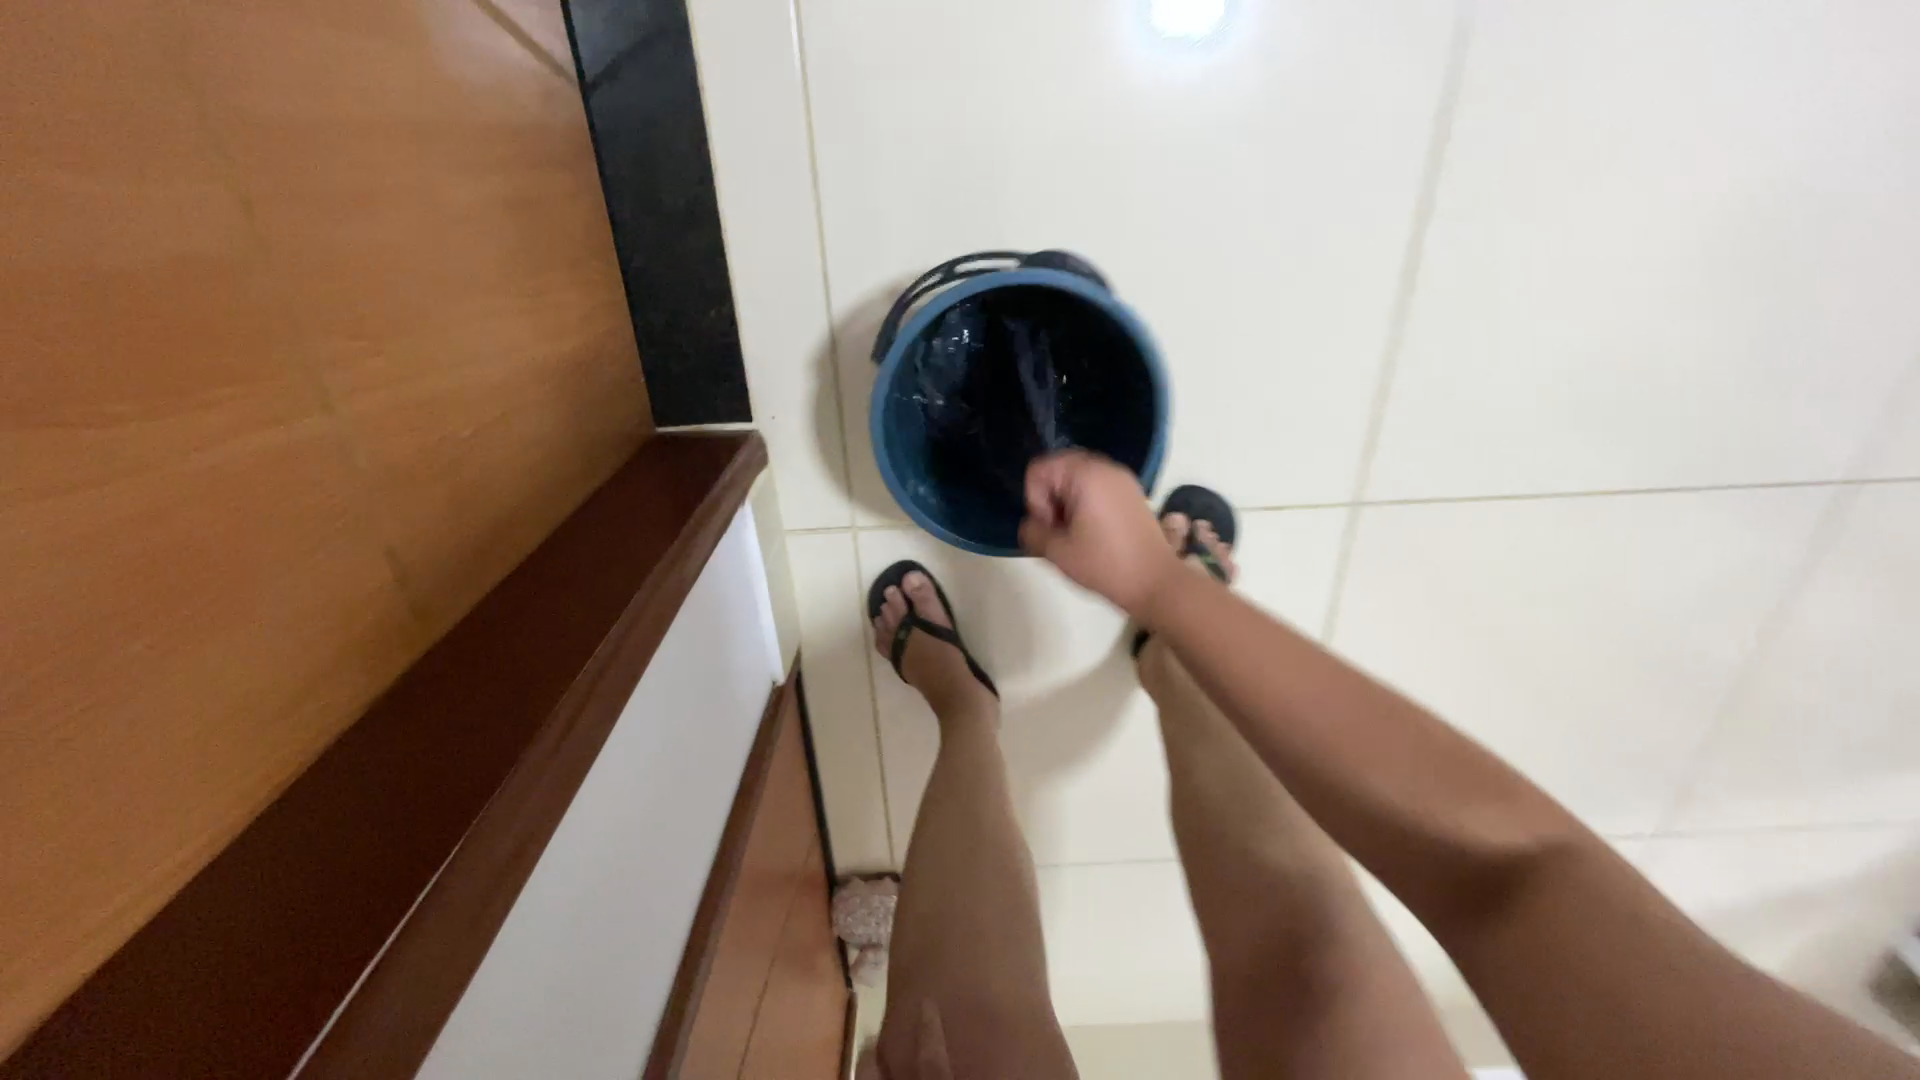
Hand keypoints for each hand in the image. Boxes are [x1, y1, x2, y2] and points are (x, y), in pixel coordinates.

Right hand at [1020, 450, 1182, 616]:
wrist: (1156, 583)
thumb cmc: (1105, 565)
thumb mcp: (1057, 552)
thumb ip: (1032, 531)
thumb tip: (1031, 524)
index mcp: (1085, 475)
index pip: (1038, 470)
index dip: (1035, 500)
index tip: (1051, 527)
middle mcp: (1105, 467)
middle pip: (1058, 470)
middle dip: (1051, 499)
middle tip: (1061, 531)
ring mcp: (1122, 479)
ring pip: (1077, 480)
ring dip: (1067, 503)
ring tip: (1076, 535)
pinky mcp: (1132, 493)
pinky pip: (1097, 488)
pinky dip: (1086, 504)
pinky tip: (1093, 534)